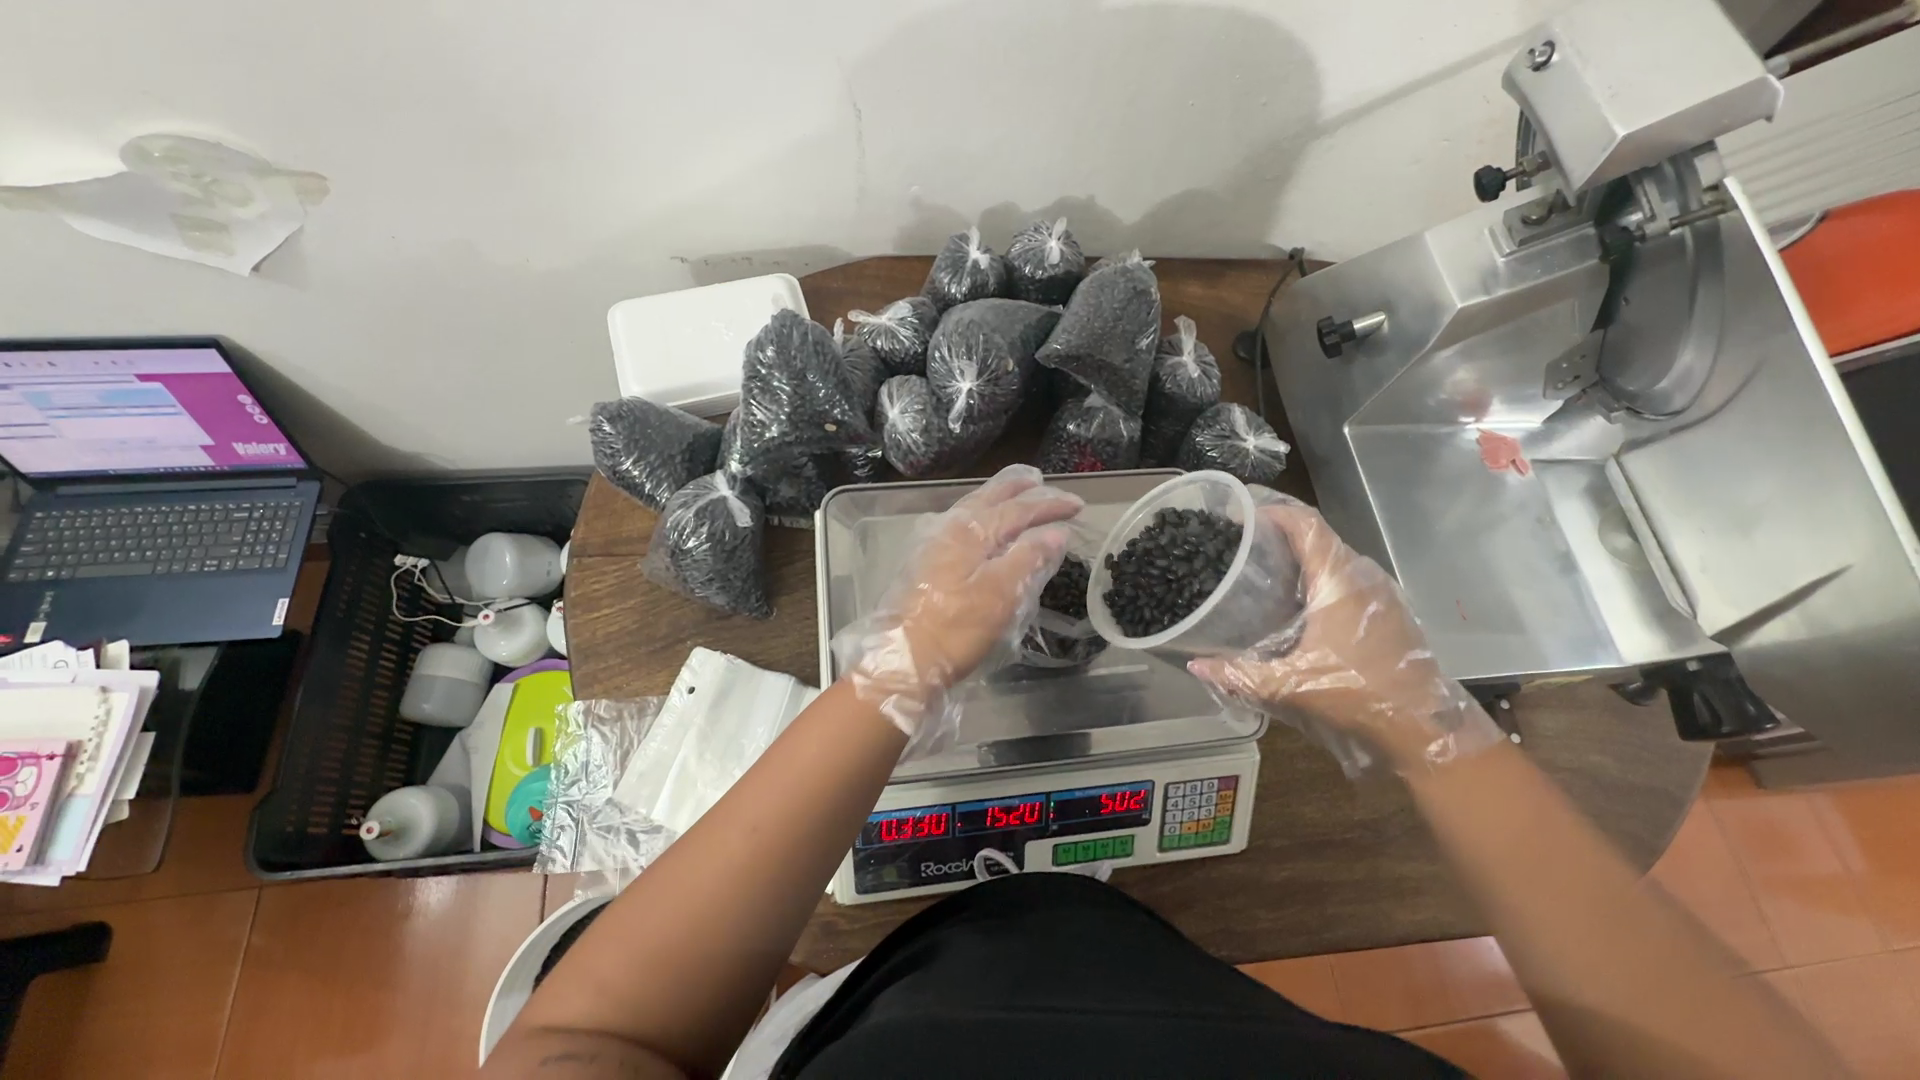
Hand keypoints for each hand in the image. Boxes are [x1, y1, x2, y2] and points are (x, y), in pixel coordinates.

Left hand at [833, 464, 1082, 754]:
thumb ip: (1029, 558)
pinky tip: (985, 528)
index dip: (1049, 506)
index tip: (1078, 505)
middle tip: (1041, 480)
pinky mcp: (926, 564)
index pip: (1018, 509)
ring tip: (1017, 495)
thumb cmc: (956, 629)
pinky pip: (961, 526)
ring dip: (998, 499)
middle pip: (989, 499)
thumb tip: (1056, 532)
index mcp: (969, 531)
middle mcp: (949, 529)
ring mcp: (934, 545)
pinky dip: (982, 518)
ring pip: (972, 510)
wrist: (904, 661)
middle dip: (1018, 490)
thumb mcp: (1001, 594)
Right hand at [1187, 498, 1499, 773]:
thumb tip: (1195, 666)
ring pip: (1334, 562)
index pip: (1306, 525)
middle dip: (1279, 538)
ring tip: (1261, 575)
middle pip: (1318, 540)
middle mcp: (1364, 578)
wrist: (1427, 732)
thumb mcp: (1290, 687)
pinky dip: (1318, 583)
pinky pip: (1347, 583)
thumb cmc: (1358, 698)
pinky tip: (1295, 609)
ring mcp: (1382, 596)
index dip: (1273, 512)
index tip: (1241, 516)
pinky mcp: (1389, 615)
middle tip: (1241, 549)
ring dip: (1299, 562)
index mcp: (1339, 582)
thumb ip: (1239, 674)